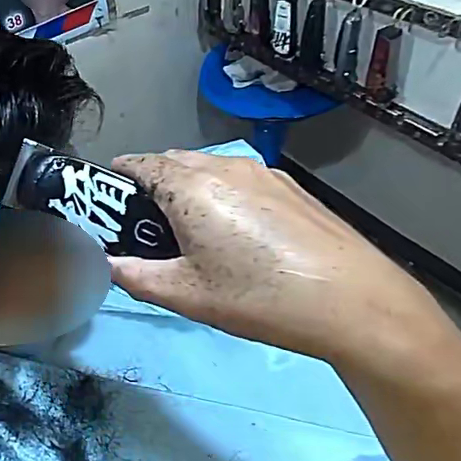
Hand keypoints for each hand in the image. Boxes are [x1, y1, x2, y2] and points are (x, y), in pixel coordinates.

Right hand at [108, 151, 454, 372]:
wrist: (352, 298)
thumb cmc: (259, 297)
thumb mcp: (187, 295)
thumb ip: (136, 277)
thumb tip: (109, 265)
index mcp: (191, 186)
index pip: (141, 163)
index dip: (118, 177)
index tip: (108, 198)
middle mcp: (224, 167)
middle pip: (175, 162)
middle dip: (153, 182)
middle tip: (148, 224)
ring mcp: (263, 173)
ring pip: (211, 169)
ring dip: (191, 187)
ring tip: (193, 231)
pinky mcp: (291, 187)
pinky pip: (242, 179)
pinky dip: (224, 194)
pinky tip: (239, 233)